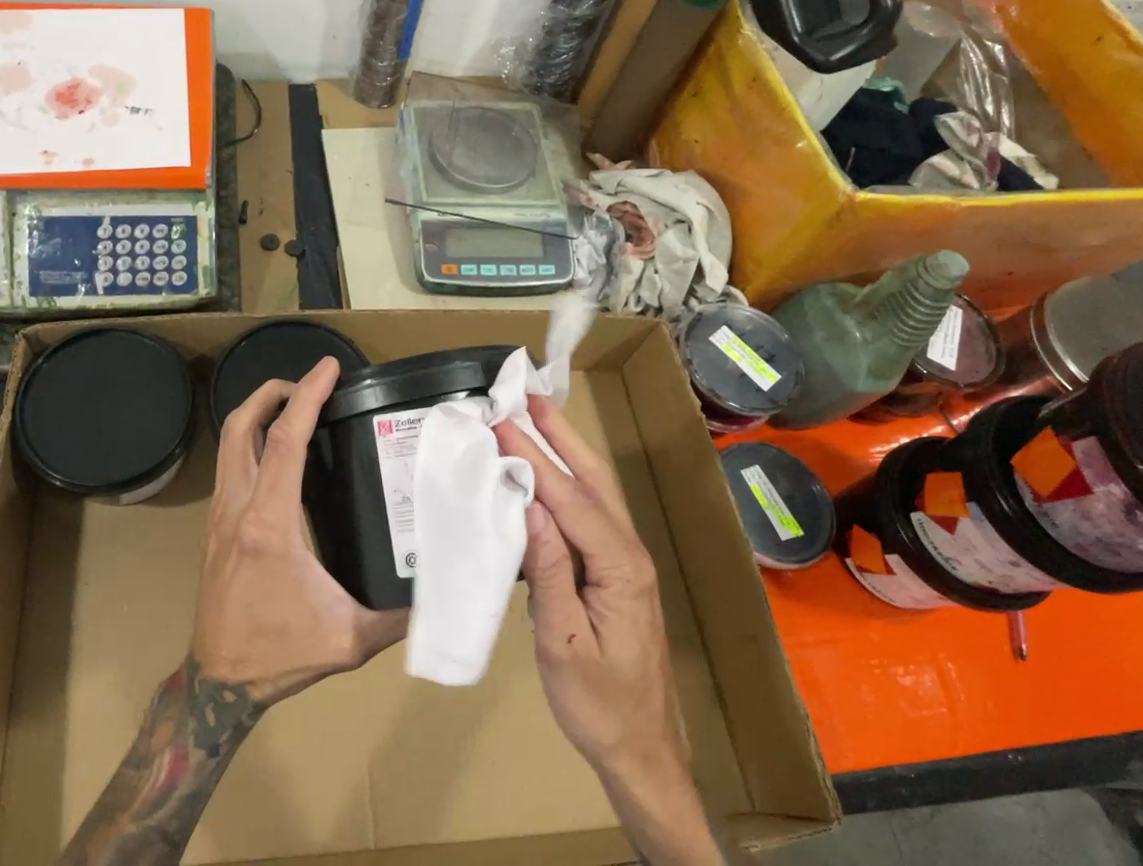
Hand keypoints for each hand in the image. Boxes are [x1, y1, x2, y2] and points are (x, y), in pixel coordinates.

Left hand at [192, 357, 408, 704]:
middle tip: (309, 383)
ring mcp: (221, 517)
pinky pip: (230, 467)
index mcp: (269, 524)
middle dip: (271, 392)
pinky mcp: (216, 528)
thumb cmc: (281, 654)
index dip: (308, 397)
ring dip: (257, 414)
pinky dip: (251, 443)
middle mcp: (237, 508)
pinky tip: (279, 455)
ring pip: (228, 445)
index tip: (329, 368)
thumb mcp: (351, 639)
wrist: (221, 679)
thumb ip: (401, 615)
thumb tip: (448, 588)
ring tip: (296, 407)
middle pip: (241, 427)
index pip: (285, 441)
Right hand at [493, 395, 686, 782]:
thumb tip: (529, 507)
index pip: (571, 499)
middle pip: (594, 480)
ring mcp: (626, 563)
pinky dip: (567, 483)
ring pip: (597, 493)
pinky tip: (545, 477)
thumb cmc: (597, 702)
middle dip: (562, 434)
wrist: (641, 748)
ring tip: (536, 418)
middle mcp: (629, 554)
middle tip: (528, 394)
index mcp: (619, 568)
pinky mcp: (615, 575)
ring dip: (567, 451)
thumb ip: (549, 573)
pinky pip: (590, 515)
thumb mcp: (562, 642)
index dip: (535, 457)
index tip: (501, 421)